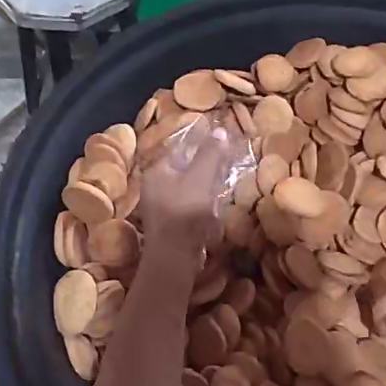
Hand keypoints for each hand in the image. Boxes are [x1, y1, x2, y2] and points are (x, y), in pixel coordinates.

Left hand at [137, 114, 244, 248]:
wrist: (175, 255)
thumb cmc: (185, 211)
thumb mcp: (200, 178)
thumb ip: (210, 154)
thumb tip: (221, 130)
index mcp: (158, 170)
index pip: (182, 147)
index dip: (203, 141)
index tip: (224, 136)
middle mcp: (156, 185)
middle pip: (186, 166)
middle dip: (207, 161)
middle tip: (229, 155)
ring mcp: (163, 204)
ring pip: (190, 185)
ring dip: (208, 181)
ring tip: (227, 176)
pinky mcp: (173, 221)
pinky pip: (191, 202)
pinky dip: (205, 199)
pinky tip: (218, 200)